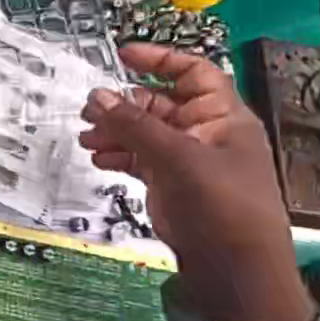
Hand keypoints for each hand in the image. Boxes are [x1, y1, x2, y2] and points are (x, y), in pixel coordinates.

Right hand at [77, 44, 315, 320]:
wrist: (232, 266)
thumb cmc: (220, 205)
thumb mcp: (178, 159)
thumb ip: (134, 126)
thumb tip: (97, 96)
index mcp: (221, 117)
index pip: (193, 73)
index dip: (160, 59)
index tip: (122, 53)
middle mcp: (203, 132)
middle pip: (157, 103)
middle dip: (123, 104)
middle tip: (89, 110)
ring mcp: (184, 157)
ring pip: (142, 131)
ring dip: (113, 131)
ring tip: (87, 139)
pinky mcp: (168, 180)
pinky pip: (137, 156)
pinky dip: (117, 154)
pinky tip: (99, 159)